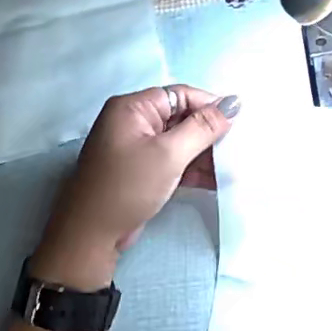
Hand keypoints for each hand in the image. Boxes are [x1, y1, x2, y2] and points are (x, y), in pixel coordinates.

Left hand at [32, 85, 238, 289]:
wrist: (91, 234)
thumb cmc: (128, 186)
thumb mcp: (169, 154)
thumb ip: (203, 127)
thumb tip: (233, 102)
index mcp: (133, 108)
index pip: (180, 95)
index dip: (210, 105)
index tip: (240, 121)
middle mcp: (134, 123)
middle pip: (182, 118)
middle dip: (210, 133)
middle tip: (240, 146)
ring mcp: (137, 149)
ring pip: (180, 143)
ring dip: (205, 155)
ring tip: (234, 167)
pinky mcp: (143, 172)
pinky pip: (174, 162)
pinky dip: (194, 170)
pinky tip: (217, 181)